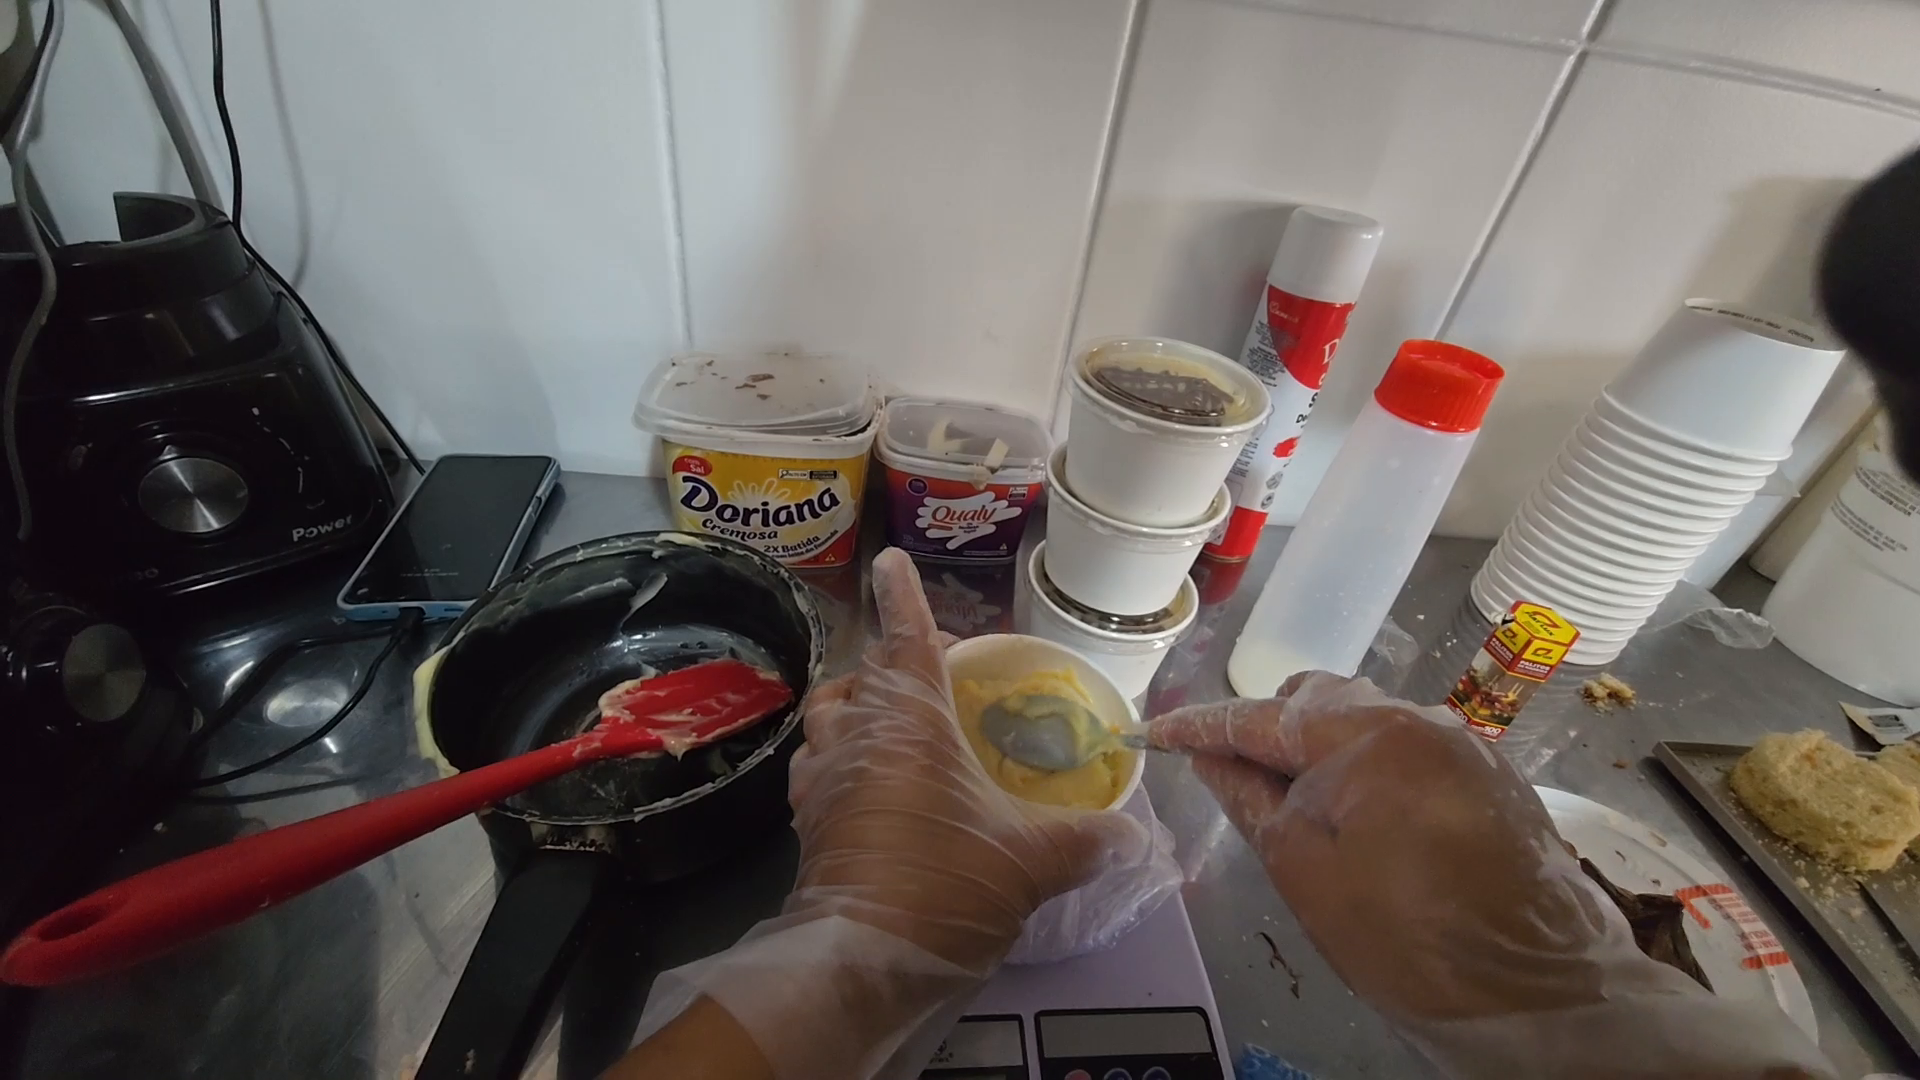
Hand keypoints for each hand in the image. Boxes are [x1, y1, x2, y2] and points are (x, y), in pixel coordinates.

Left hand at [788, 547, 1149, 972]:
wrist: (864, 961)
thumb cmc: (947, 882)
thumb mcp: (1031, 859)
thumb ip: (1087, 838)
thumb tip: (1136, 835)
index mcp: (910, 722)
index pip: (906, 639)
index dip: (903, 595)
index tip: (890, 559)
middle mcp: (859, 734)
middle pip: (866, 671)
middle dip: (898, 659)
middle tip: (940, 675)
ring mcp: (823, 774)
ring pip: (829, 711)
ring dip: (858, 703)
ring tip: (896, 721)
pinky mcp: (807, 816)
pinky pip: (814, 762)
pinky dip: (836, 753)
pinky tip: (864, 778)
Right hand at [1150, 671, 1832, 1079]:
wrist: (1545, 1005)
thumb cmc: (1403, 939)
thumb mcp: (1302, 870)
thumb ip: (1248, 797)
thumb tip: (1208, 758)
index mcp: (1366, 737)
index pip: (1260, 717)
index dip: (1202, 726)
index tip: (1157, 732)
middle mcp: (1415, 717)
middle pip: (1311, 697)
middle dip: (1263, 728)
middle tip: (1237, 777)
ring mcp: (1457, 737)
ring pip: (1357, 712)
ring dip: (1313, 741)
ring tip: (1297, 795)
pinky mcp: (1484, 765)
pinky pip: (1400, 736)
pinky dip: (1361, 754)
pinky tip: (1357, 802)